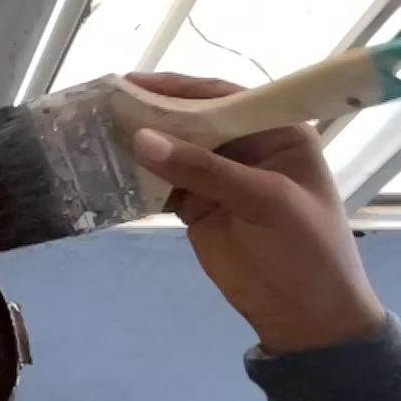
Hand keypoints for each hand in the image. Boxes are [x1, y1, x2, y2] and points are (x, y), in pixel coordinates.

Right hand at [125, 73, 385, 353]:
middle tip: (103, 105)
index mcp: (276, 133)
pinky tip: (107, 166)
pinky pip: (159, 180)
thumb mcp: (264, 202)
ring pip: (170, 148)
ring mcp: (216, 176)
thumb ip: (204, 169)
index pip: (222, 98)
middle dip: (150, 113)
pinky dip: (135, 174)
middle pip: (190, 119)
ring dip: (138, 142)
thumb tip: (141, 139)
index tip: (131, 84)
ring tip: (95, 130)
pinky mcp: (195, 203)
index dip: (177, 89)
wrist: (304, 317)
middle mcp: (244, 147)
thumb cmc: (304, 251)